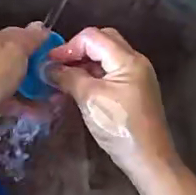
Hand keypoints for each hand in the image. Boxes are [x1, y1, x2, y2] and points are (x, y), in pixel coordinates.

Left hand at [0, 23, 48, 138]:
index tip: (59, 52)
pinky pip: (13, 102)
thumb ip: (29, 39)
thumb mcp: (14, 51)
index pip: (20, 35)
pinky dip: (28, 107)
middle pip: (20, 60)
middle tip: (62, 78)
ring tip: (58, 99)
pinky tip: (44, 114)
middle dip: (40, 68)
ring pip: (18, 82)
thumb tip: (40, 25)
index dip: (40, 41)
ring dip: (37, 89)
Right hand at [45, 27, 176, 179]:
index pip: (93, 37)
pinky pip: (109, 74)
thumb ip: (68, 77)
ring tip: (61, 80)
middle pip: (102, 42)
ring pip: (105, 59)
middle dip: (76, 51)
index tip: (49, 63)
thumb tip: (47, 67)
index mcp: (127, 59)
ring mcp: (135, 77)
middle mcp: (134, 62)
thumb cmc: (119, 126)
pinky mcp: (132, 92)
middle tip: (56, 67)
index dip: (68, 46)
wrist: (148, 158)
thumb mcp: (90, 98)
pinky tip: (76, 90)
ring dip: (82, 65)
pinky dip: (91, 77)